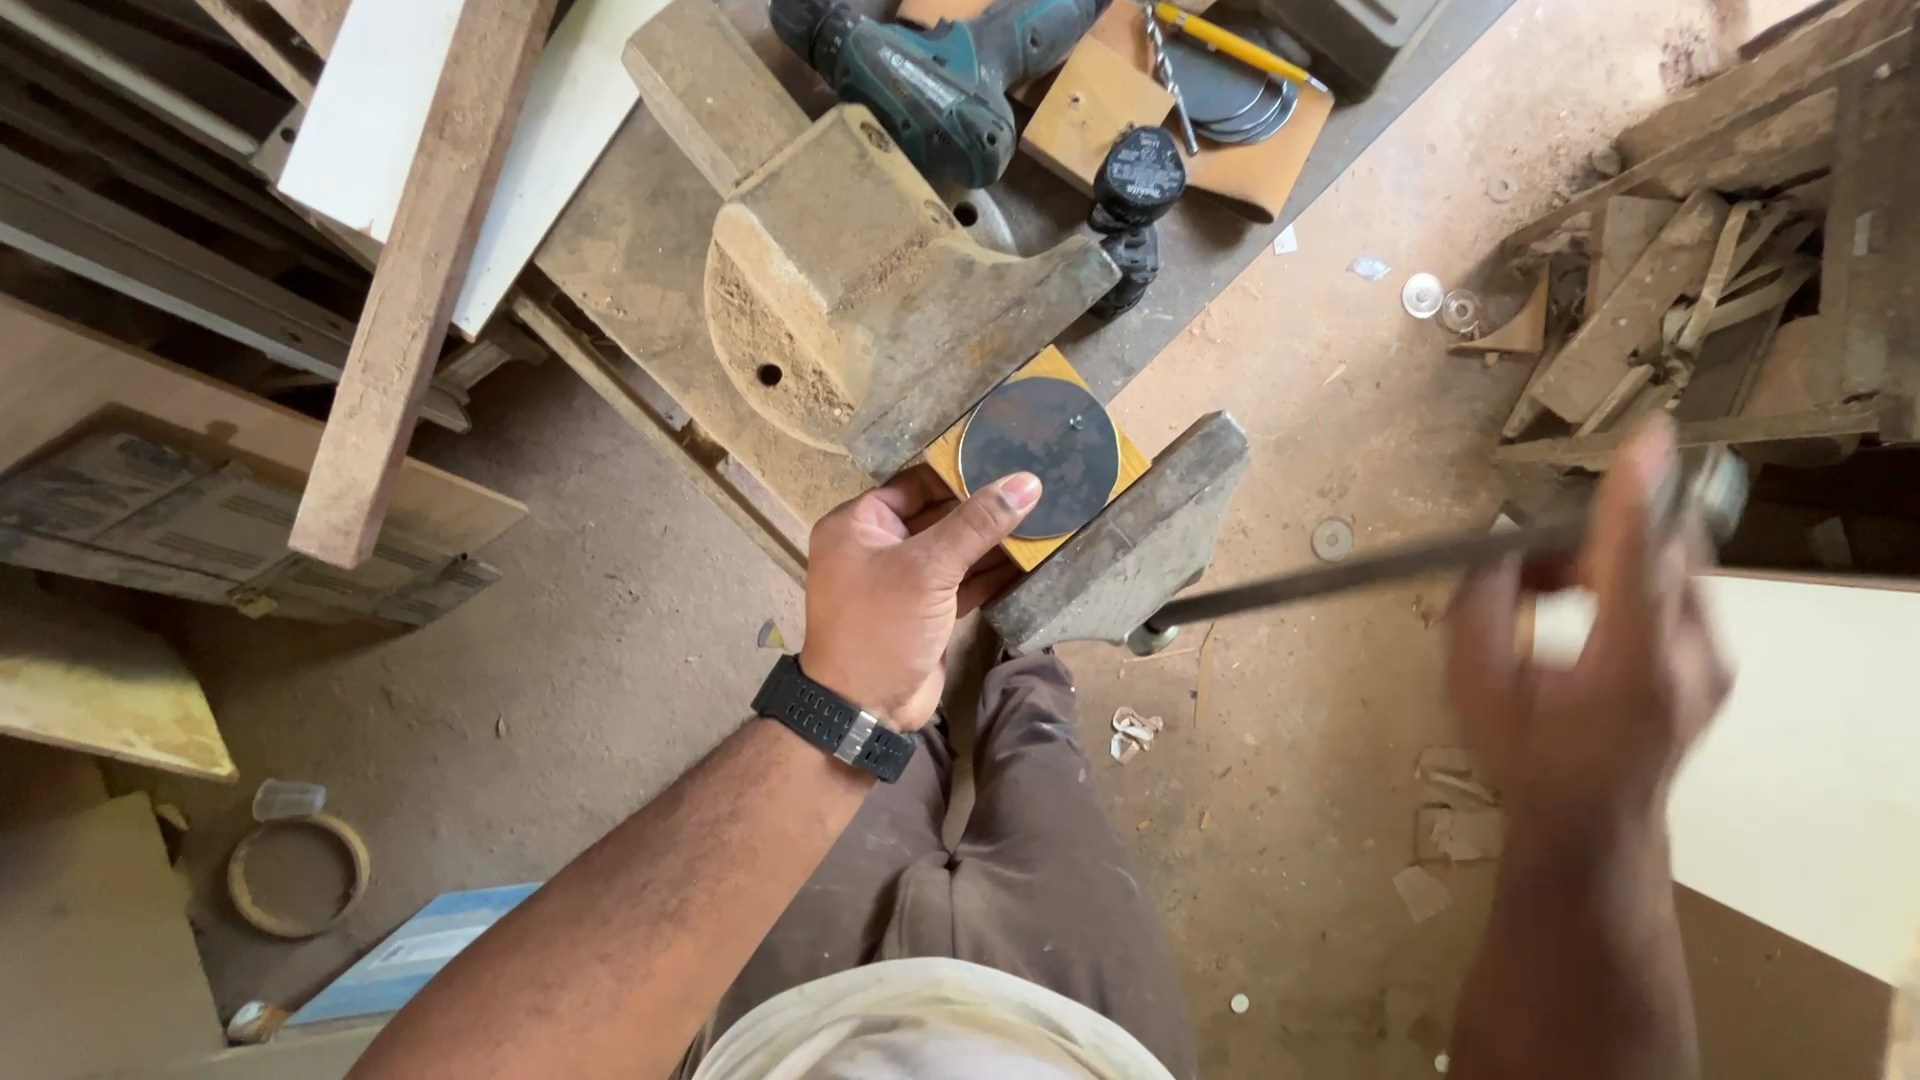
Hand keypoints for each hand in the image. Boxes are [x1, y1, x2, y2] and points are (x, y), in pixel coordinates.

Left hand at [799, 465, 1040, 731]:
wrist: (865, 710)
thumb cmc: (882, 625)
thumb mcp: (928, 568)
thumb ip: (977, 524)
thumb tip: (1027, 482)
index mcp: (859, 524)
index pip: (915, 483)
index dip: (960, 472)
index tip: (1007, 457)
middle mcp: (877, 546)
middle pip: (938, 515)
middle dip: (983, 508)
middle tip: (1035, 488)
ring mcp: (903, 581)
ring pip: (954, 550)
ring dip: (992, 541)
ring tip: (1043, 519)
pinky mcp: (926, 610)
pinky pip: (961, 581)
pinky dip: (990, 573)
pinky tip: (1029, 561)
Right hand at [1446, 416, 1733, 825]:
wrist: (1589, 819)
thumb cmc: (1523, 756)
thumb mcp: (1474, 685)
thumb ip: (1480, 609)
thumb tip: (1500, 551)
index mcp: (1631, 673)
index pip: (1639, 572)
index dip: (1636, 505)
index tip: (1646, 441)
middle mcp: (1695, 659)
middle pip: (1660, 555)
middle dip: (1590, 539)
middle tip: (1525, 570)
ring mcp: (1715, 657)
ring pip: (1668, 563)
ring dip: (1599, 558)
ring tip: (1538, 595)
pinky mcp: (1714, 654)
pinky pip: (1670, 583)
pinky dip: (1616, 575)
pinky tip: (1573, 604)